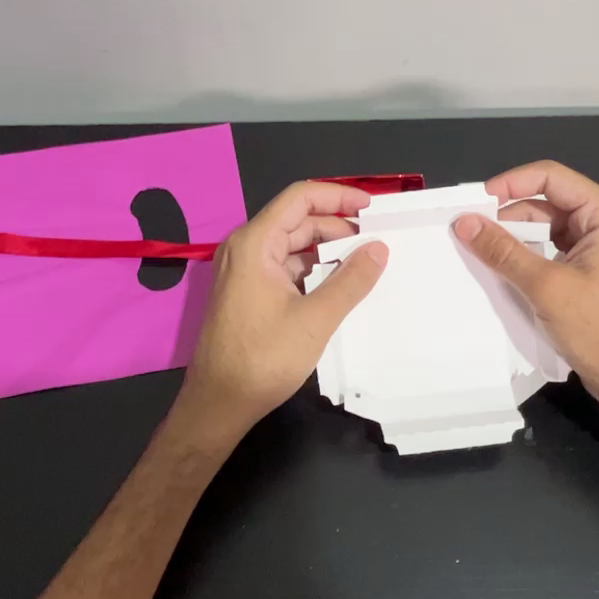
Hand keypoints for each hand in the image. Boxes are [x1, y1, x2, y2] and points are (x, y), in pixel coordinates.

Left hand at [175, 181, 388, 440]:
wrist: (219, 402)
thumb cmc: (264, 358)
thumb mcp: (315, 319)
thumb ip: (351, 280)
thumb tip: (379, 248)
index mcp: (255, 243)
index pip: (300, 198)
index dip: (338, 196)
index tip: (372, 207)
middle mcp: (245, 249)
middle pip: (296, 220)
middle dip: (337, 225)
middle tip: (376, 240)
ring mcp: (244, 272)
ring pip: (292, 246)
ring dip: (327, 250)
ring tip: (365, 262)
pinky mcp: (248, 294)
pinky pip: (285, 269)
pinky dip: (312, 271)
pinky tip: (339, 286)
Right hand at [452, 160, 598, 409]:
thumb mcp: (546, 287)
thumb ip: (503, 251)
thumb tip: (464, 222)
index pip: (549, 177)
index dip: (509, 184)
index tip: (474, 205)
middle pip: (545, 203)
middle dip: (507, 216)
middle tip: (467, 234)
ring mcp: (598, 249)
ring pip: (545, 230)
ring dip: (514, 241)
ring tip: (477, 253)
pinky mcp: (589, 273)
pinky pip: (551, 253)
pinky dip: (526, 260)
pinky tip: (499, 273)